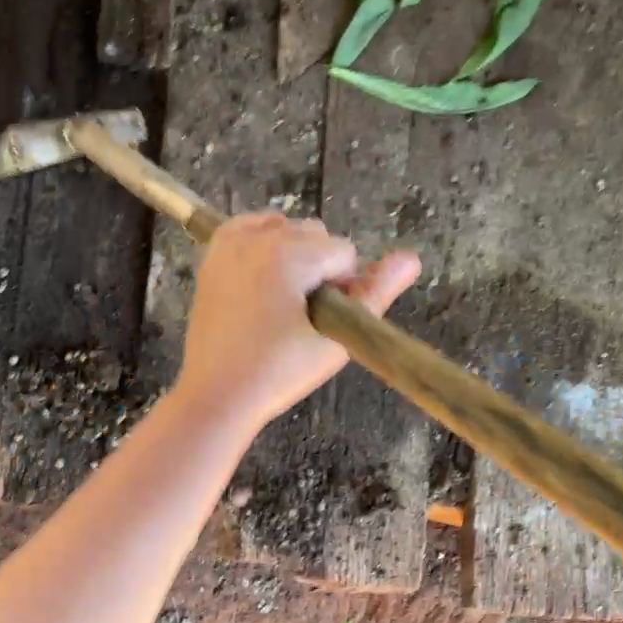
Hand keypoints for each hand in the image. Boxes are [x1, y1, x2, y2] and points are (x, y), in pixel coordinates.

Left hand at [173, 212, 420, 427]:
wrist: (216, 394)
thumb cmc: (277, 373)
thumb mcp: (334, 339)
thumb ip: (375, 294)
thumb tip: (412, 258)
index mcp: (289, 255)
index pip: (343, 253)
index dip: (344, 286)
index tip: (323, 319)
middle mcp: (257, 241)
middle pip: (314, 235)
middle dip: (318, 267)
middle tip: (301, 314)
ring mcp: (229, 248)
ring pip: (283, 228)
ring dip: (292, 253)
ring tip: (281, 300)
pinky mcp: (210, 261)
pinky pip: (245, 228)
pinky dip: (260, 241)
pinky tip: (264, 272)